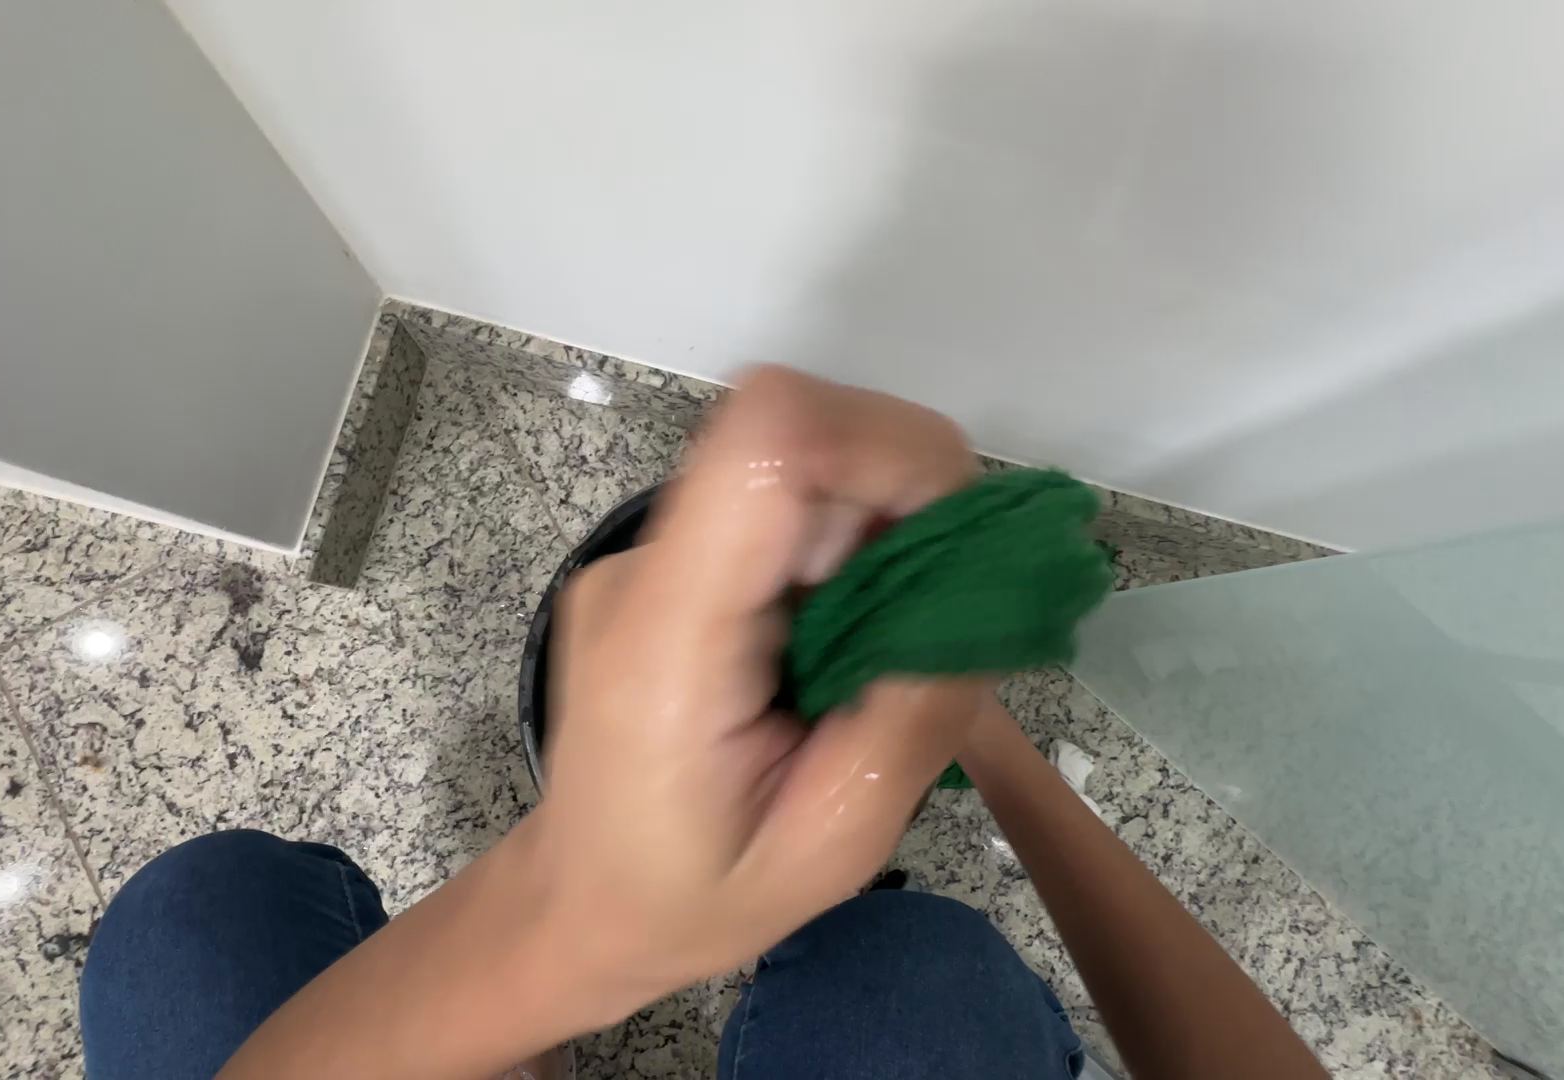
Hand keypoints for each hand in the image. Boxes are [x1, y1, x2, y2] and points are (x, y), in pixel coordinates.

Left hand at [527, 365, 987, 1018]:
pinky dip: (837, 546)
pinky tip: (832, 633)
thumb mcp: (832, 844)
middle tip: (924, 613)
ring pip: (794, 464)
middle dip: (899, 498)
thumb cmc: (691, 894)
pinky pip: (773, 507)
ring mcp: (643, 555)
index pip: (767, 443)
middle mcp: (643, 566)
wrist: (583, 892)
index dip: (882, 445)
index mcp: (668, 638)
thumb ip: (913, 714)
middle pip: (794, 437)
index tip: (951, 533)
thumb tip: (980, 597)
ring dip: (871, 526)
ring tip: (872, 639)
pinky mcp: (660, 561)